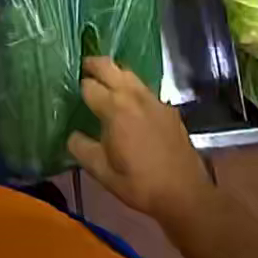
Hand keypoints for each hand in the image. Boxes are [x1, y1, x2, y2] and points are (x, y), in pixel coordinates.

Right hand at [69, 56, 212, 227]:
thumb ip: (81, 148)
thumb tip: (72, 135)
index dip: (78, 88)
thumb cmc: (139, 182)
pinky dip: (132, 87)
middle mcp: (133, 96)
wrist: (185, 193)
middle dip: (93, 64)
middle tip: (83, 67)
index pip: (89, 85)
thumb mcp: (102, 172)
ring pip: (129, 74)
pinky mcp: (168, 108)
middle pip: (109, 66)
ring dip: (114, 72)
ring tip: (104, 81)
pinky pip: (144, 88)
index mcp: (114, 108)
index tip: (72, 92)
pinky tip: (130, 103)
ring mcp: (153, 99)